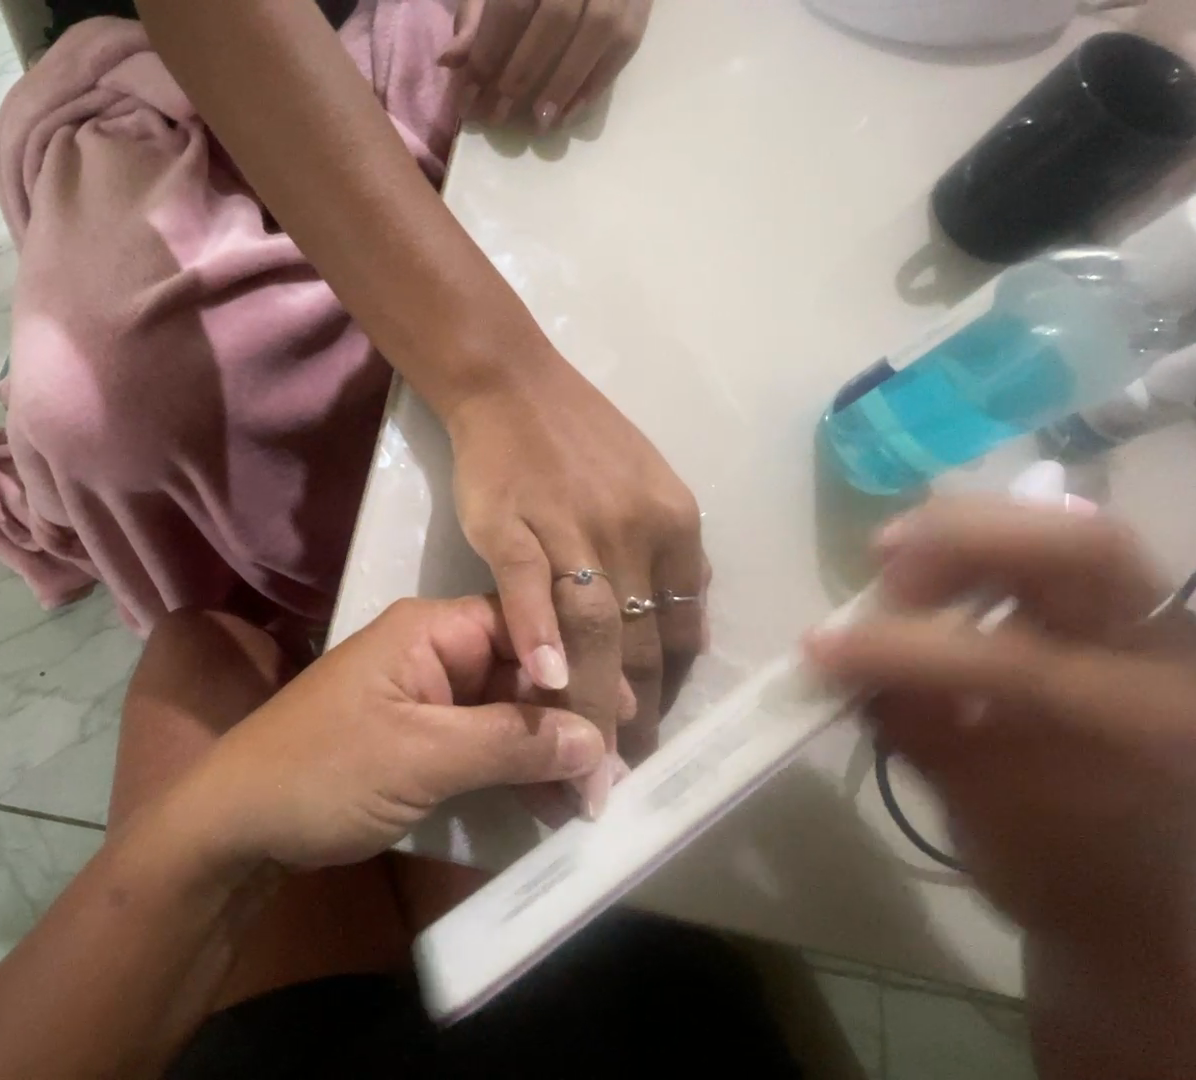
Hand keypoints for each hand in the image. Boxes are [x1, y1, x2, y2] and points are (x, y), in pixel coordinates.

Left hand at [182, 595, 606, 870]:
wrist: (240, 823)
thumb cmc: (323, 774)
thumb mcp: (420, 757)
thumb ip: (508, 743)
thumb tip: (595, 740)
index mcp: (428, 631)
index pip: (522, 628)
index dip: (574, 668)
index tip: (624, 717)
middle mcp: (433, 653)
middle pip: (520, 672)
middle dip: (568, 720)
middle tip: (619, 772)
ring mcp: (428, 698)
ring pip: (507, 712)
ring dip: (548, 752)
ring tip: (593, 799)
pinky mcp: (422, 738)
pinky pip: (484, 744)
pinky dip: (517, 771)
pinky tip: (552, 804)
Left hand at [440, 0, 653, 131]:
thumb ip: (475, 19)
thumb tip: (450, 60)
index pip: (512, 6)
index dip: (487, 55)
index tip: (468, 100)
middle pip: (557, 16)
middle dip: (523, 71)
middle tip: (499, 115)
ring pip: (599, 29)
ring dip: (566, 82)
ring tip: (540, 122)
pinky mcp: (642, 1)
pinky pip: (626, 41)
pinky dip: (597, 82)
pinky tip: (570, 113)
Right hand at [446, 363, 705, 813]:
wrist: (510, 384)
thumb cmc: (577, 438)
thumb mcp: (647, 486)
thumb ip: (669, 558)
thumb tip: (684, 630)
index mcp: (675, 522)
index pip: (680, 626)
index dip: (666, 690)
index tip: (647, 734)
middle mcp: (635, 528)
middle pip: (639, 639)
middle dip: (632, 716)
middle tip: (619, 776)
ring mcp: (573, 525)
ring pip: (593, 624)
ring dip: (592, 697)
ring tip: (585, 759)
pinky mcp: (513, 523)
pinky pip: (530, 585)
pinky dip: (538, 634)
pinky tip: (541, 681)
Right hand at [805, 499, 1195, 956]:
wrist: (1134, 899)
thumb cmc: (1049, 868)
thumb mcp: (967, 805)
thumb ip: (905, 722)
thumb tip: (828, 661)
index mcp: (1138, 732)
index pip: (1013, 660)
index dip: (904, 647)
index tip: (819, 649)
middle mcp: (1169, 664)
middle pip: (1079, 550)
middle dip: (964, 541)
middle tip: (881, 561)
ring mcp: (1159, 635)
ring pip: (1073, 533)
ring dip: (972, 532)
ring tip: (896, 560)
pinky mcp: (1130, 621)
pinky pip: (1062, 554)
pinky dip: (990, 545)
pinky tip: (933, 571)